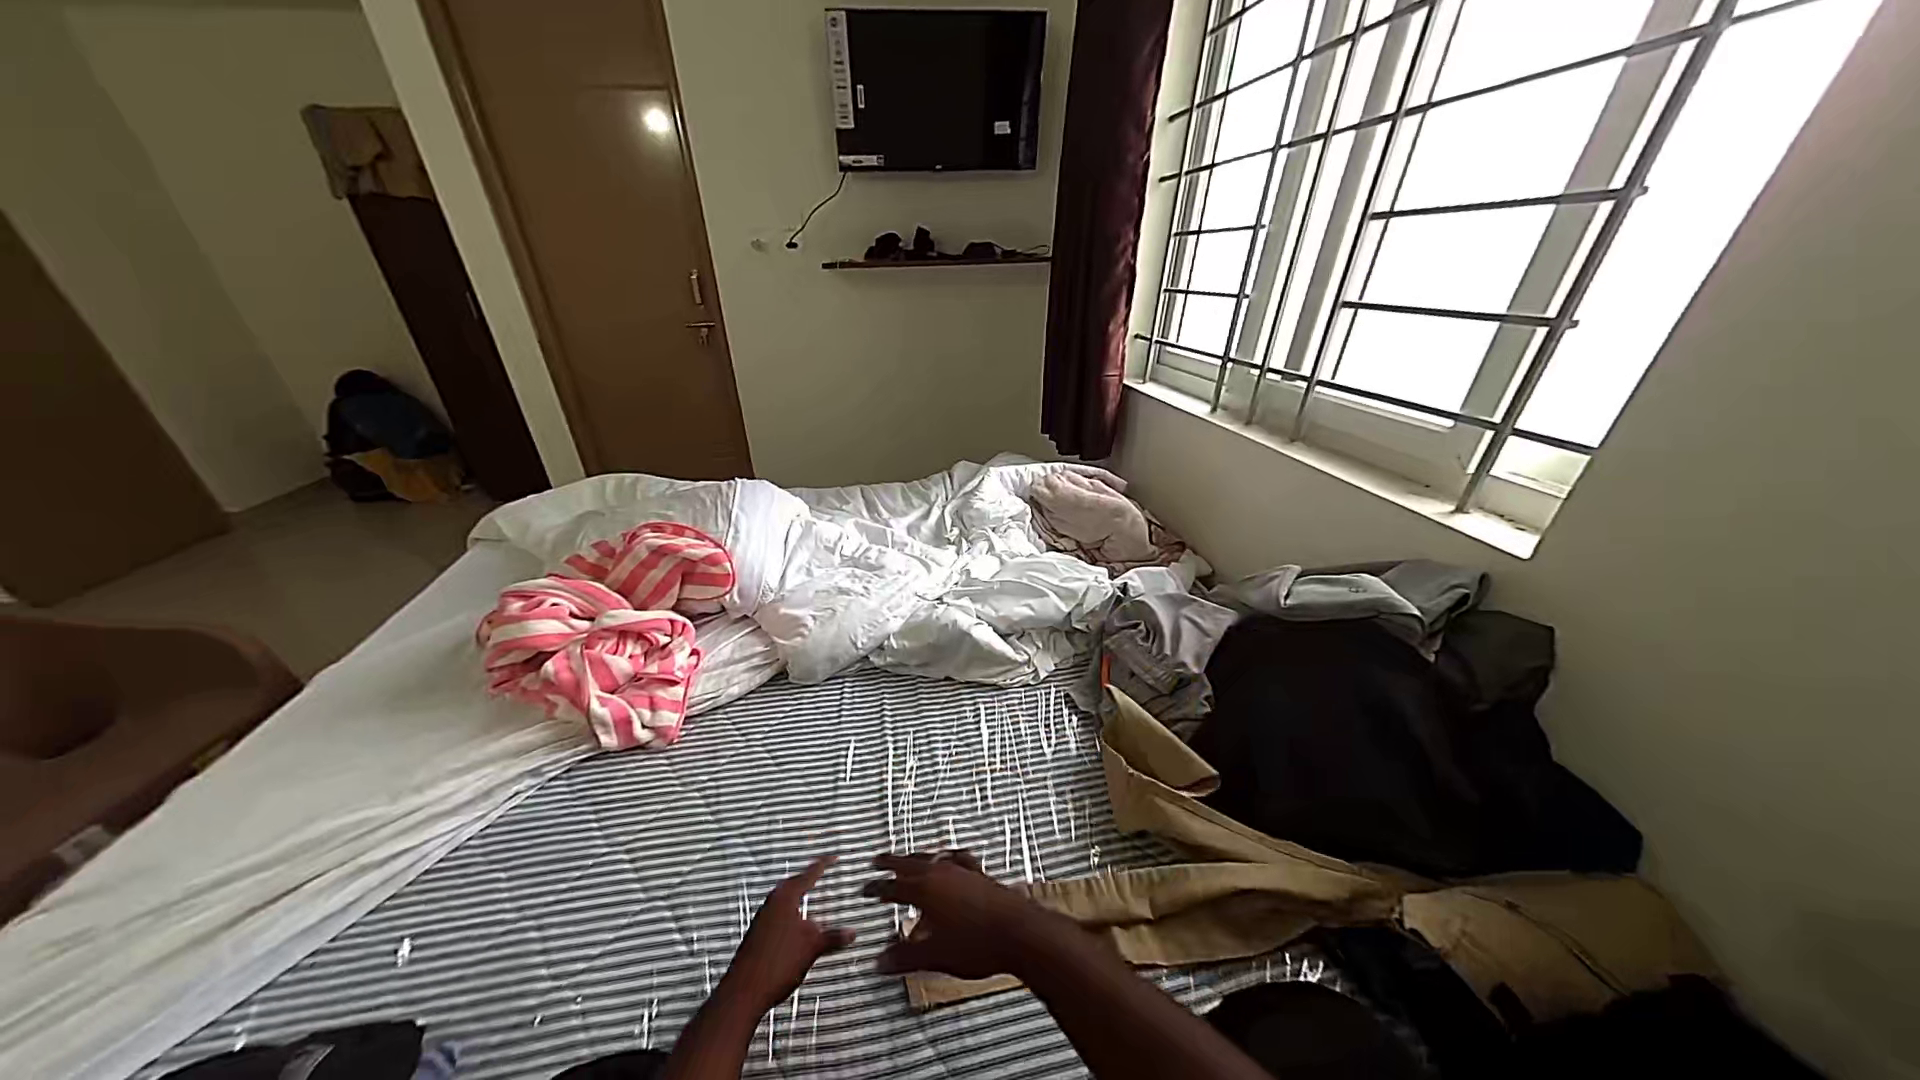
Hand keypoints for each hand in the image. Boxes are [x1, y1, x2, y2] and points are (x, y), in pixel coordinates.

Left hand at [721, 856, 854, 1013]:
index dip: (822, 865)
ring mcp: (761, 920)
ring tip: (811, 899)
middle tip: (821, 873)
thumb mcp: (812, 947)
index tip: (833, 857)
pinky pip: (778, 915)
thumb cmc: (778, 963)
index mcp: (785, 898)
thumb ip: (833, 937)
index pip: (808, 874)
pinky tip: (797, 927)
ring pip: (784, 901)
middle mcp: (771, 904)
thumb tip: (852, 932)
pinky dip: (791, 915)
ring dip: (798, 898)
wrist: (744, 993)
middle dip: (807, 879)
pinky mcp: (757, 936)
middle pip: (792, 884)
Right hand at [862, 851, 1075, 980]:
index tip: (865, 888)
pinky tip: (951, 858)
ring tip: (909, 858)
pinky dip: (948, 857)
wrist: (1020, 934)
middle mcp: (942, 873)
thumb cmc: (978, 944)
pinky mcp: (980, 875)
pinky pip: (958, 859)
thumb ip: (904, 956)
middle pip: (910, 863)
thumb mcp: (935, 956)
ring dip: (918, 857)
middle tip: (878, 860)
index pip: (892, 887)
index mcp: (925, 890)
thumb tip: (878, 962)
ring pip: (933, 857)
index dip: (876, 888)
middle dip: (892, 863)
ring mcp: (963, 871)